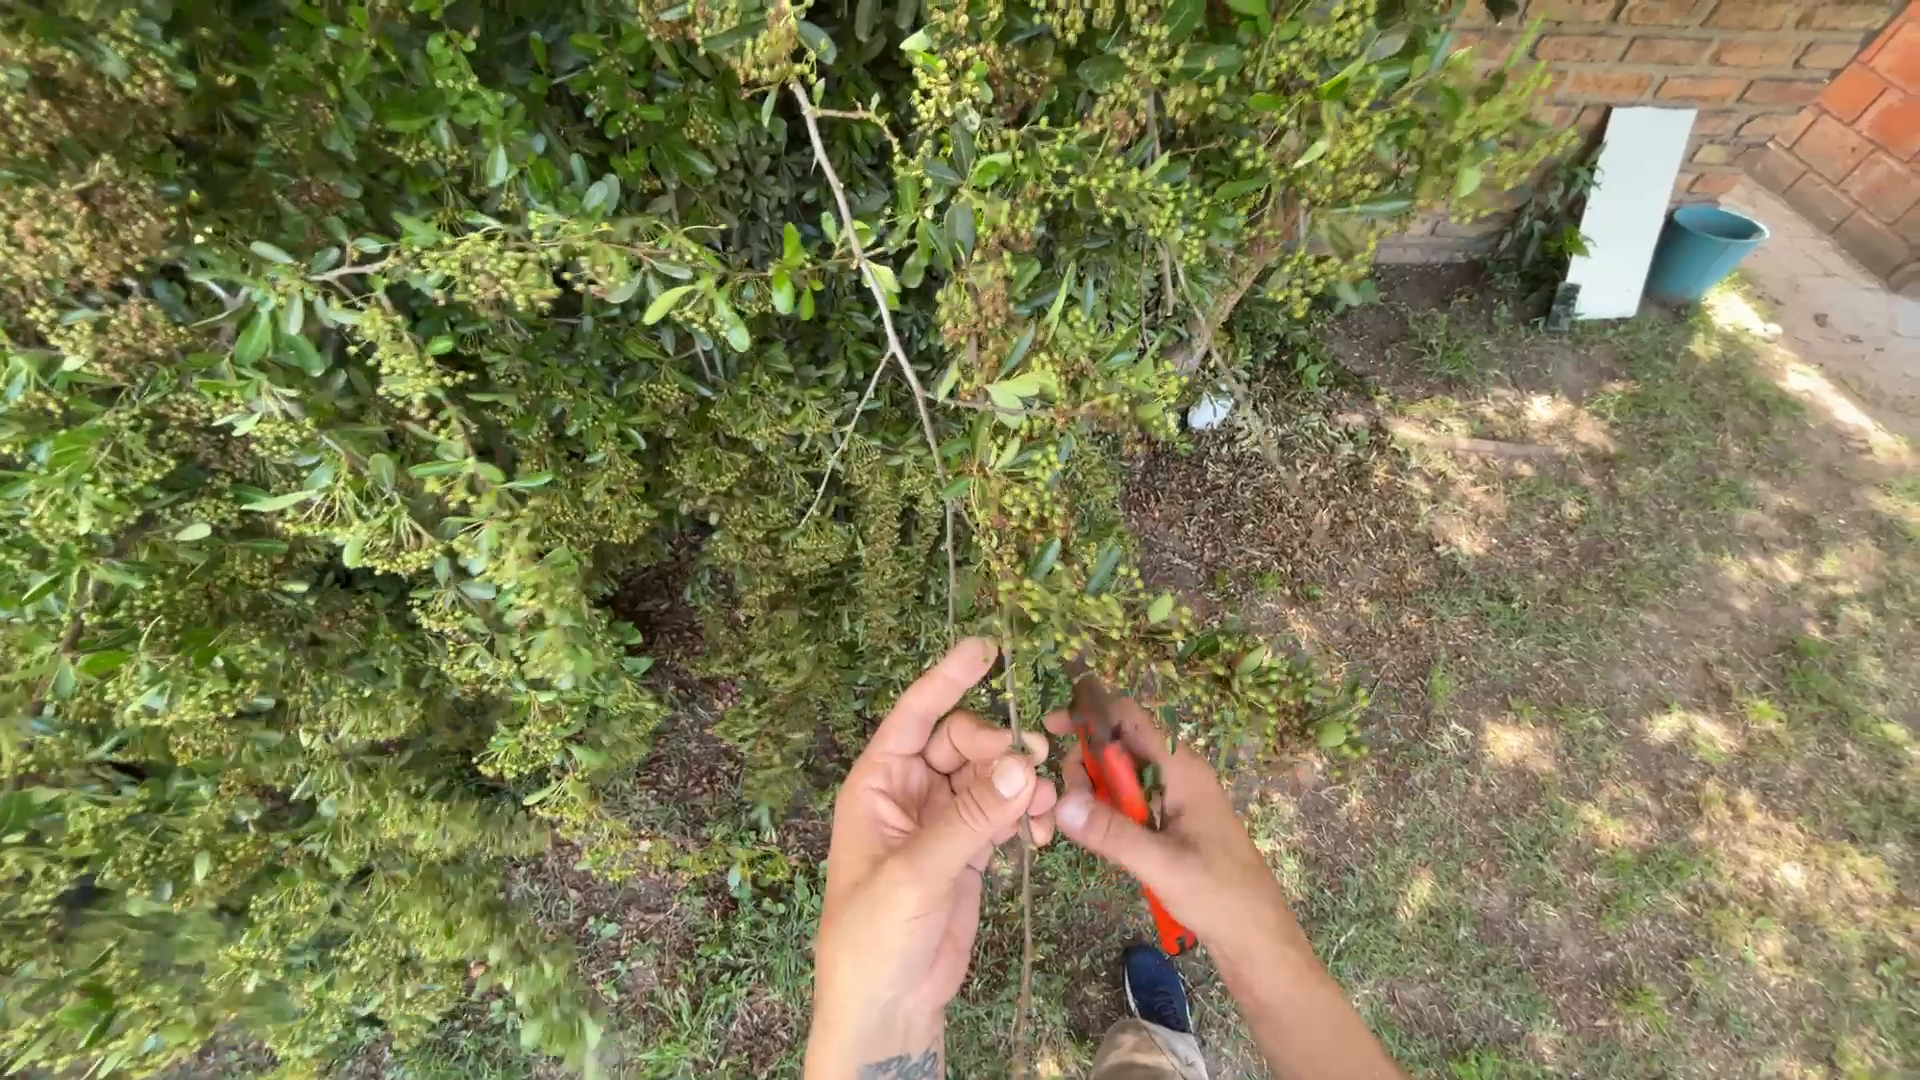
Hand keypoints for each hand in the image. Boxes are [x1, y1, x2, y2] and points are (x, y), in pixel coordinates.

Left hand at [805, 638, 1057, 1077]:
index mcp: (879, 782)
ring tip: (1043, 803)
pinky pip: (1002, 811)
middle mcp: (911, 791)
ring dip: (1018, 783)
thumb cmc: (874, 934)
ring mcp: (942, 818)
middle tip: (1033, 764)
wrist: (889, 1005)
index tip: (986, 649)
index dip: (947, 678)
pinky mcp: (969, 847)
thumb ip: (970, 819)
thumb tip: (1020, 765)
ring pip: (988, 777)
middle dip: (999, 747)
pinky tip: (1039, 833)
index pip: (915, 715)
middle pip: (963, 743)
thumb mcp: (916, 874)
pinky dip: (1023, 814)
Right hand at [1046, 695, 1292, 954]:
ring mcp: (1176, 796)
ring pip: (1123, 772)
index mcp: (1181, 769)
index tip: (1052, 729)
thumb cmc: (1219, 896)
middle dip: (1086, 760)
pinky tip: (1099, 834)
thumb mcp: (1161, 865)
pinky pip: (1132, 797)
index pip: (1128, 716)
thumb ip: (1111, 832)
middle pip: (1120, 743)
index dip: (1089, 714)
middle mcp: (1178, 772)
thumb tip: (1061, 801)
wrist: (1259, 940)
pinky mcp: (1172, 819)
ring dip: (1095, 787)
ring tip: (1080, 822)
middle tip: (1068, 799)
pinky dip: (1109, 807)